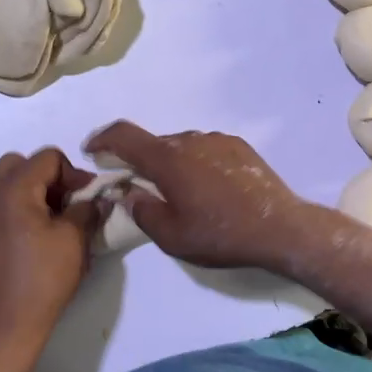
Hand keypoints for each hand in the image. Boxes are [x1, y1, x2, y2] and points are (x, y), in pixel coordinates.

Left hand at [0, 149, 100, 346]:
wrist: (7, 323)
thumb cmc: (44, 278)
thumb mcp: (75, 239)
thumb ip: (87, 209)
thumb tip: (94, 199)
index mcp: (13, 189)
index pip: (48, 157)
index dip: (74, 173)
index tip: (88, 198)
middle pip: (20, 164)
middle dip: (48, 176)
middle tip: (68, 202)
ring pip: (6, 184)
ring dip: (32, 191)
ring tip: (54, 220)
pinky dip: (18, 209)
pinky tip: (35, 238)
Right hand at [82, 121, 312, 271]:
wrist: (280, 227)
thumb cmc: (220, 234)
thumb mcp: (171, 236)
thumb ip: (142, 211)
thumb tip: (129, 193)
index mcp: (168, 158)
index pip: (124, 135)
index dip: (102, 139)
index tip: (91, 151)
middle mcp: (190, 139)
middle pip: (154, 143)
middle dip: (139, 161)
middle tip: (137, 187)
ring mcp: (217, 140)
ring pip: (181, 146)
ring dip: (170, 164)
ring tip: (179, 194)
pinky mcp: (238, 147)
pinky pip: (205, 150)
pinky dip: (195, 164)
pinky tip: (208, 190)